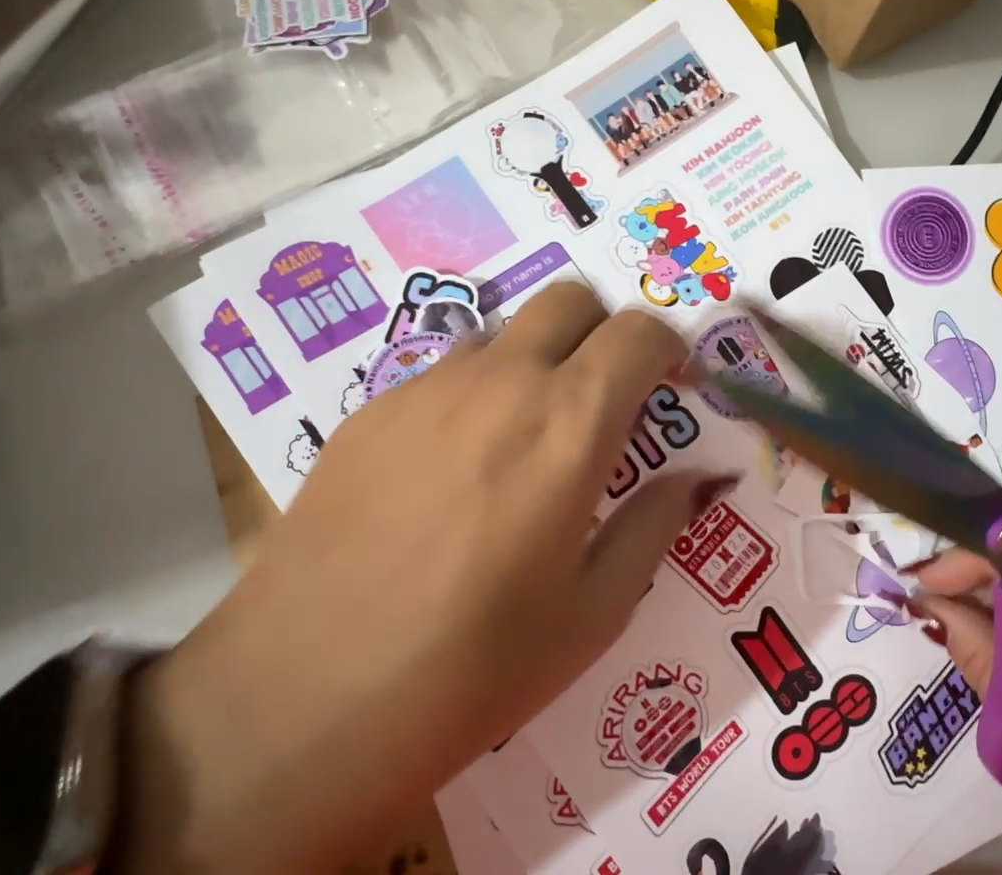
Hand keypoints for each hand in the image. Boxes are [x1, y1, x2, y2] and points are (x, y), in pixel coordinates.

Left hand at [117, 284, 732, 873]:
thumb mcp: (595, 612)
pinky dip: (471, 397)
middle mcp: (499, 382)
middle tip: (607, 400)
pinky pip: (439, 376)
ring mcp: (423, 391)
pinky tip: (451, 474)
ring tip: (525, 441)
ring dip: (534, 362)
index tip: (674, 385)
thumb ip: (655, 525)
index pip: (638, 332)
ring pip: (500, 335)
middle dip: (603, 333)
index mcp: (570, 423)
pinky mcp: (365, 415)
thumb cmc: (477, 668)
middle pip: (568, 300)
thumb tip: (698, 477)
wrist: (303, 702)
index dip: (669, 347)